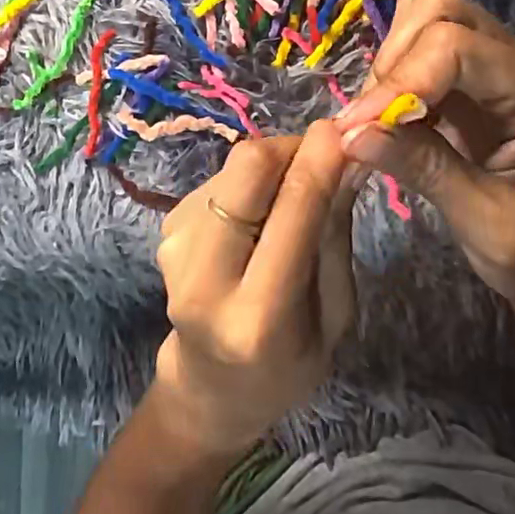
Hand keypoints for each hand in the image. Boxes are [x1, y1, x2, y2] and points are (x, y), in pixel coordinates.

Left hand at [149, 123, 361, 454]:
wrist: (210, 385)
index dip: (319, 160)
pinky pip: (220, 180)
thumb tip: (349, 155)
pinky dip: (250, 184)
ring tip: (288, 200)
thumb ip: (336, 234)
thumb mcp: (334, 314)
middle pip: (246, 168)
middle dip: (289, 148)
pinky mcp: (165, 226)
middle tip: (321, 157)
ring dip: (271, 167)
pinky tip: (257, 217)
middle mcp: (204, 275)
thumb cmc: (289, 361)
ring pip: (234, 167)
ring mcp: (175, 246)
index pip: (292, 211)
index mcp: (258, 315)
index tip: (345, 128)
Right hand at [337, 0, 514, 305]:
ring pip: (430, 20)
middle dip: (395, 62)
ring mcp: (507, 67)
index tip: (357, 128)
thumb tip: (351, 134)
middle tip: (371, 121)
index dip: (402, 80)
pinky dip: (397, 78)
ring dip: (392, 64)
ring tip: (381, 120)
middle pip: (445, 13)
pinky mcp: (480, 80)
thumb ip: (426, 171)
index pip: (461, 47)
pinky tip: (394, 121)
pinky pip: (425, 50)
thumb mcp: (492, 229)